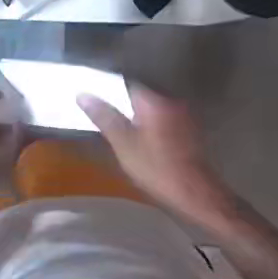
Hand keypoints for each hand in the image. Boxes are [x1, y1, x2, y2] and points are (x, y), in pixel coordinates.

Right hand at [79, 85, 237, 227]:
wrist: (195, 193)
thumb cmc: (156, 168)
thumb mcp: (123, 144)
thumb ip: (104, 117)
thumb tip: (83, 94)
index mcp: (154, 101)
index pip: (126, 85)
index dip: (108, 91)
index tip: (93, 101)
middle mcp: (171, 102)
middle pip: (140, 97)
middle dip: (122, 105)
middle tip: (101, 118)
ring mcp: (183, 117)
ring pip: (152, 111)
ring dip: (136, 118)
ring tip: (118, 132)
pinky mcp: (189, 133)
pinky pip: (162, 122)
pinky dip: (149, 128)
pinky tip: (140, 143)